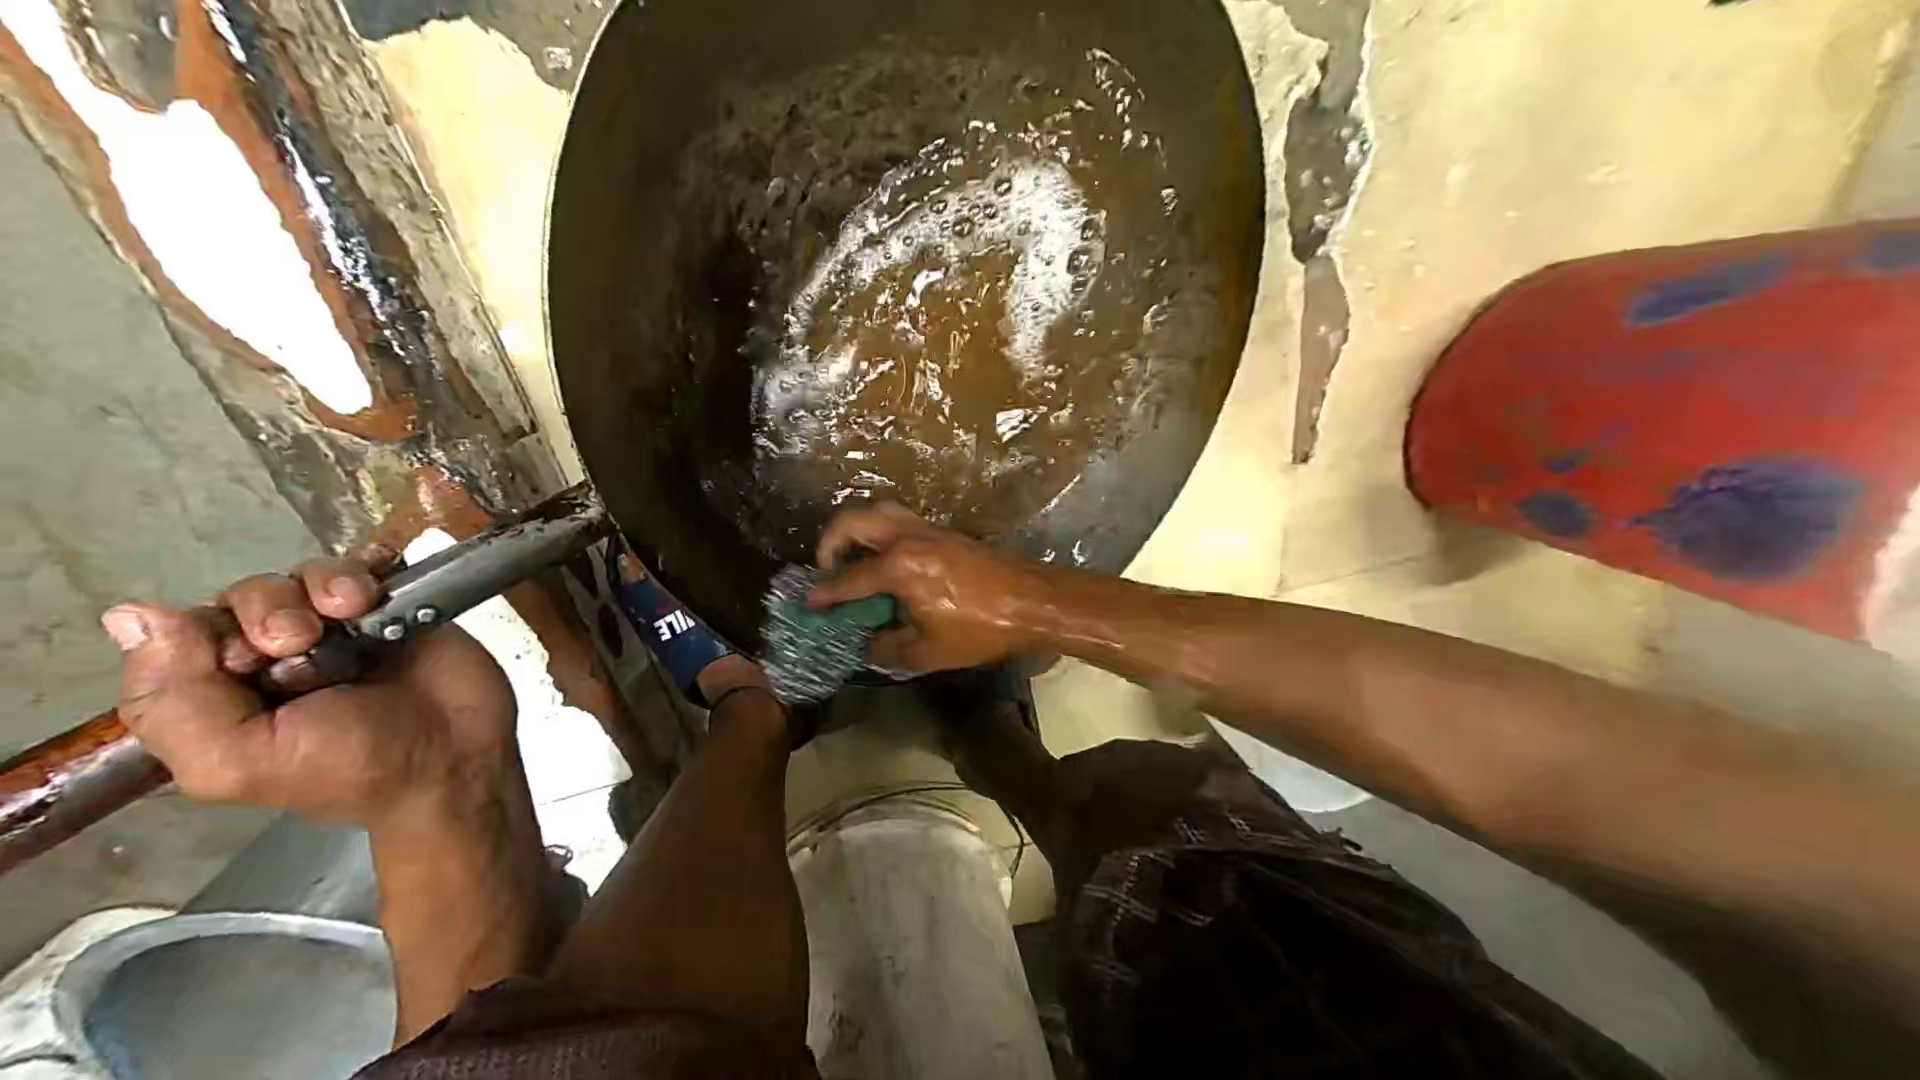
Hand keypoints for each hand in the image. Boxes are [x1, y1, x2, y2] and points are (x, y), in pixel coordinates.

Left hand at [102, 554, 518, 828]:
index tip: (252, 661)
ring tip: (356, 609)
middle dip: (272, 607)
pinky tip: (380, 587)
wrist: (456, 758)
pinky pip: (374, 564)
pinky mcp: (404, 607)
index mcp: (227, 690)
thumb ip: (174, 701)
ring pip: (311, 573)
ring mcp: (348, 627)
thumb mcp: (237, 761)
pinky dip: (371, 563)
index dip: (212, 633)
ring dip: (326, 581)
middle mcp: (282, 653)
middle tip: (305, 641)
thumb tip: (132, 616)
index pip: (190, 632)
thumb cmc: (350, 767)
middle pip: (251, 595)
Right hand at [806, 503, 1052, 672]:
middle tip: (827, 568)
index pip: (848, 579)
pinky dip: (882, 531)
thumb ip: (887, 649)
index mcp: (899, 567)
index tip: (810, 603)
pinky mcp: (944, 531)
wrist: (1032, 600)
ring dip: (857, 529)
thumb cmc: (981, 628)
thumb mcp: (928, 652)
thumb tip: (868, 645)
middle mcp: (907, 538)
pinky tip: (888, 560)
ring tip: (855, 558)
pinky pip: (901, 518)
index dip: (824, 594)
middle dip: (829, 543)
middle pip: (852, 521)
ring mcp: (928, 529)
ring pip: (879, 510)